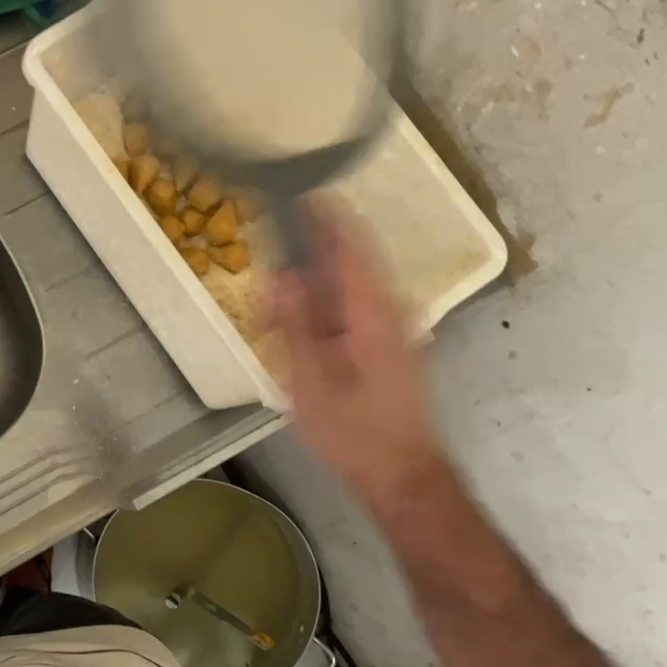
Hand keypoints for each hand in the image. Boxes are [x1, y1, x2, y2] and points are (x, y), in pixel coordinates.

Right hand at [261, 201, 448, 511]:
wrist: (400, 471)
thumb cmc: (352, 431)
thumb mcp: (310, 380)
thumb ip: (295, 324)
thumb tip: (281, 276)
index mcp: (372, 310)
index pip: (347, 244)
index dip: (320, 216)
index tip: (290, 195)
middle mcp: (391, 307)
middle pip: (346, 261)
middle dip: (304, 260)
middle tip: (267, 285)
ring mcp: (394, 323)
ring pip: (348, 284)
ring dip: (310, 288)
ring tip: (274, 318)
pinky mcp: (390, 340)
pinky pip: (353, 304)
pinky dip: (323, 306)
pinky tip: (300, 334)